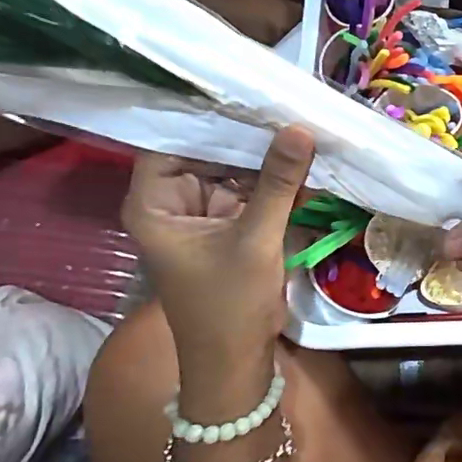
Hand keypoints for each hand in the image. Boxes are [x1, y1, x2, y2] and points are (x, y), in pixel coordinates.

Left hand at [121, 128, 316, 380]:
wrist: (237, 363)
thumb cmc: (229, 304)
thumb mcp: (255, 239)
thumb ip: (277, 182)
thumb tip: (299, 128)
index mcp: (155, 205)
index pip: (173, 143)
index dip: (208, 121)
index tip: (250, 98)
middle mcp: (175, 204)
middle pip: (209, 155)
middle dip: (249, 141)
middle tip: (288, 109)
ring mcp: (205, 216)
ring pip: (236, 174)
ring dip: (268, 163)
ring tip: (304, 132)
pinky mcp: (231, 229)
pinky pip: (253, 195)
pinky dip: (276, 187)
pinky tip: (306, 168)